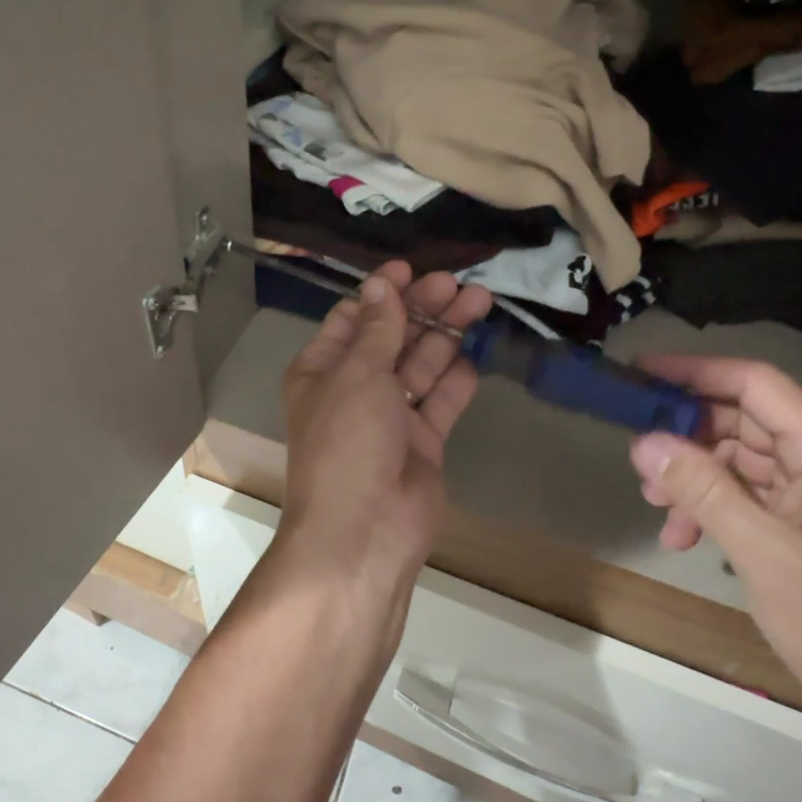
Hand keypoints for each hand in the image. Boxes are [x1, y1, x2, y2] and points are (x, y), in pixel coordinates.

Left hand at [277, 261, 492, 595]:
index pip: (353, 319)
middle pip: (392, 337)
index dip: (382, 292)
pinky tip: (473, 355)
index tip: (413, 268)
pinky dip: (455, 380)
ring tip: (480, 302)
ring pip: (421, 365)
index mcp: (322, 370)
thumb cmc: (347, 443)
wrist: (364, 533)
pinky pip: (440, 402)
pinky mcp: (421, 443)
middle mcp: (353, 389)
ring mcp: (389, 418)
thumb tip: (380, 284)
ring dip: (446, 335)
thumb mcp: (356, 375)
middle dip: (422, 309)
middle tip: (458, 284)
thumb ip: (377, 330)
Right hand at [629, 356, 801, 801]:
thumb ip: (706, 492)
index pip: (759, 386)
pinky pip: (767, 500)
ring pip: (753, 464)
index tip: (637, 375)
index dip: (695, 372)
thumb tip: (644, 441)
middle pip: (752, 423)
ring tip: (659, 511)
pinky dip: (725, 511)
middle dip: (689, 437)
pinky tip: (692, 539)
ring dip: (701, 480)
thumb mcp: (767, 560)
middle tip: (636, 461)